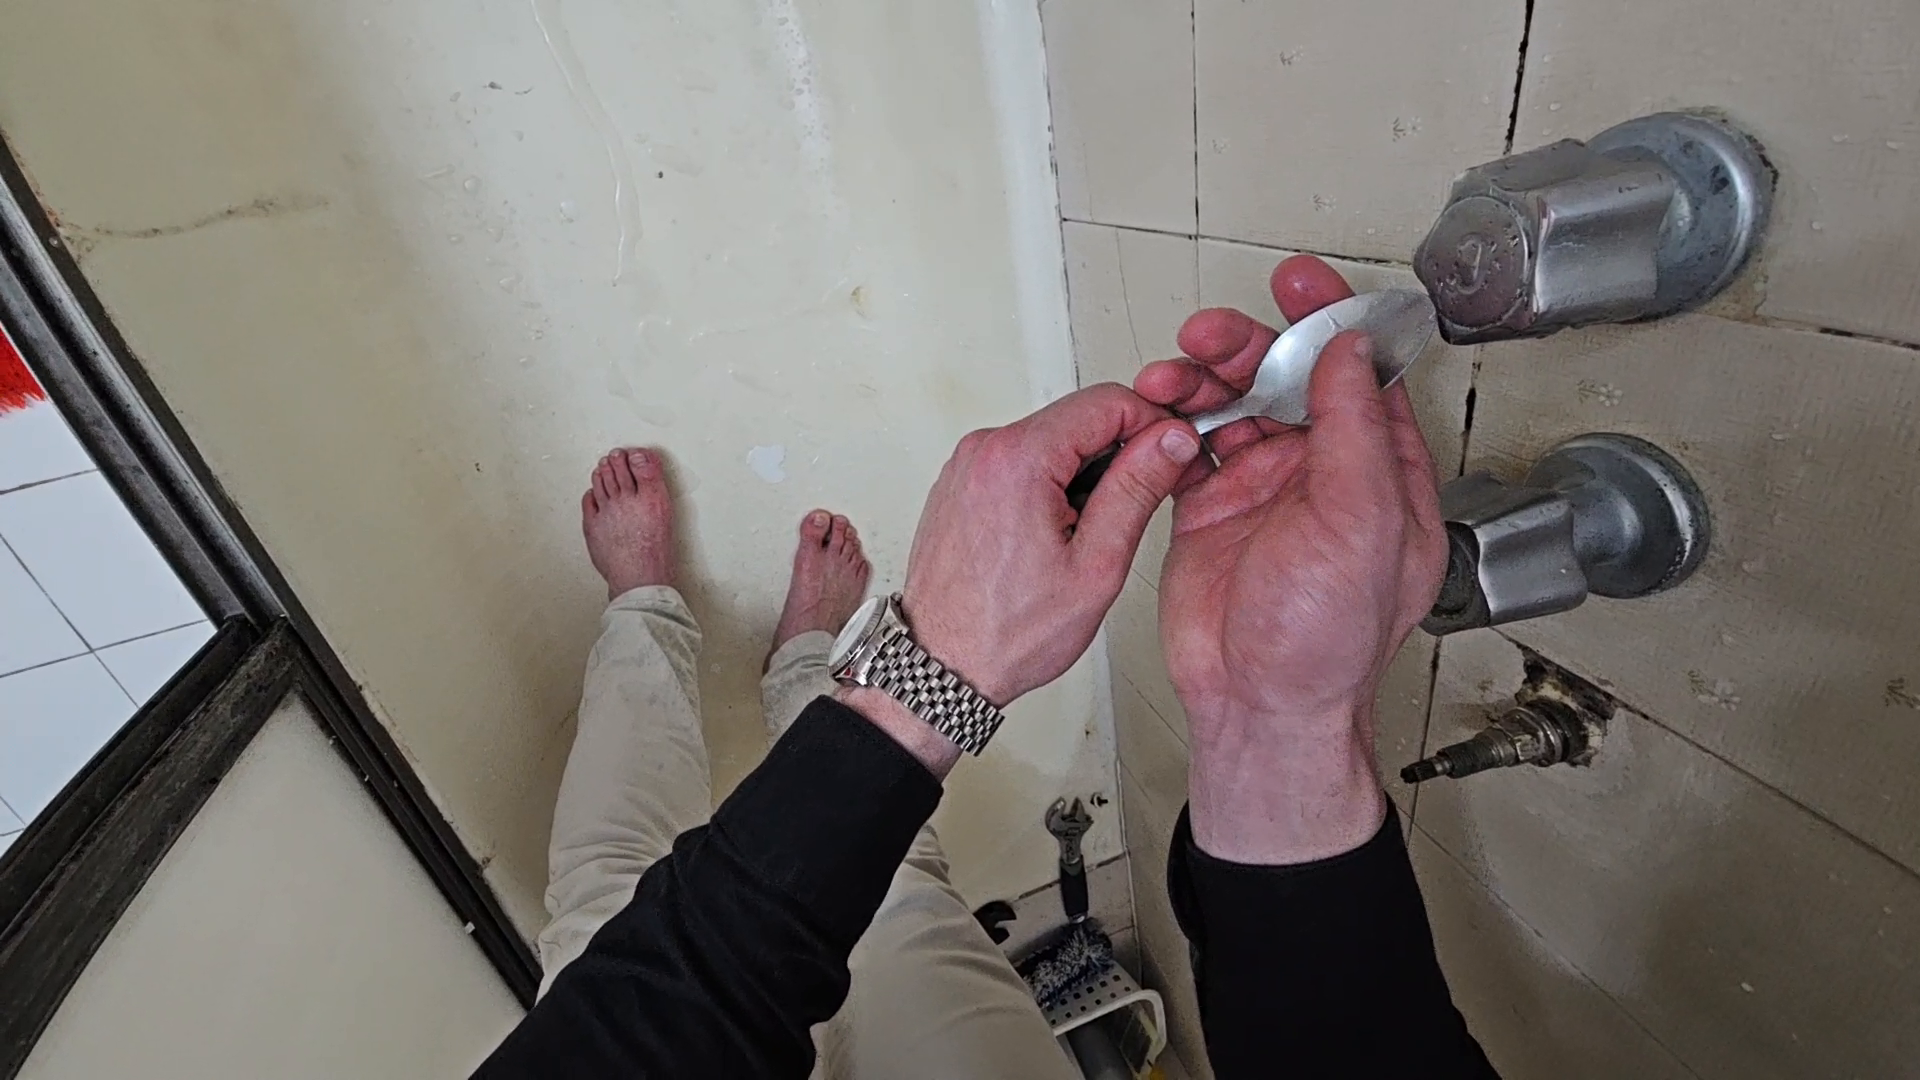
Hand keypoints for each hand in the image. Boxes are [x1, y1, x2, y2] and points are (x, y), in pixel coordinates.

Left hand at [903, 384, 1201, 707]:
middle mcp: (982, 451)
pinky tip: (1052, 532)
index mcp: (1016, 461)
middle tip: (1137, 502)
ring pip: (1049, 439)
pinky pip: (1019, 461)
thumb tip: (1169, 441)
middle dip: (1118, 451)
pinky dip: (1048, 483)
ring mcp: (966, 466)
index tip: (1170, 454)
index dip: (1152, 424)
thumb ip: (1137, 490)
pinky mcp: (960, 483)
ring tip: (1085, 532)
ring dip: (1082, 472)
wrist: (942, 664)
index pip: (1106, 401)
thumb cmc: (1007, 632)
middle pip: (1076, 417)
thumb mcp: (1096, 565)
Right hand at [1134, 255, 1446, 863]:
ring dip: (1198, 384)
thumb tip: (1347, 356)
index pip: (1357, 373)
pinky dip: (1167, 425)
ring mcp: (1257, 488)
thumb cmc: (1322, 639)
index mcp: (1374, 471)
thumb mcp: (1359, 527)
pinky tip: (1155, 415)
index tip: (1299, 281)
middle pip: (1282, 381)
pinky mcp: (1206, 507)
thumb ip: (1352, 434)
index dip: (1330, 318)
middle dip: (1245, 347)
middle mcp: (1315, 473)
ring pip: (1228, 408)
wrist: (1253, 698)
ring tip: (1169, 377)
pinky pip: (1185, 447)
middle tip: (1210, 335)